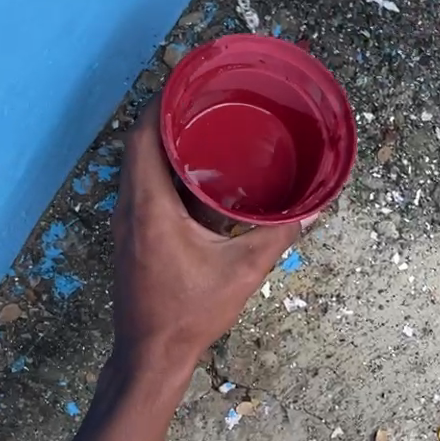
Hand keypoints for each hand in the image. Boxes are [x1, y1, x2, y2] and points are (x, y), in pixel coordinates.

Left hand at [109, 102, 299, 374]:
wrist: (151, 354)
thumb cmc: (191, 313)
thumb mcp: (243, 271)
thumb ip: (278, 235)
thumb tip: (313, 209)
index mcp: (150, 206)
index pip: (143, 138)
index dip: (162, 105)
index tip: (190, 85)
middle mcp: (130, 209)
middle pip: (139, 147)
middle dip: (169, 121)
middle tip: (208, 105)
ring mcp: (126, 226)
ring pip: (139, 170)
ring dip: (165, 149)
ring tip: (206, 135)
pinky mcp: (131, 240)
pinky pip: (143, 192)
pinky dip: (164, 176)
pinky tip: (196, 182)